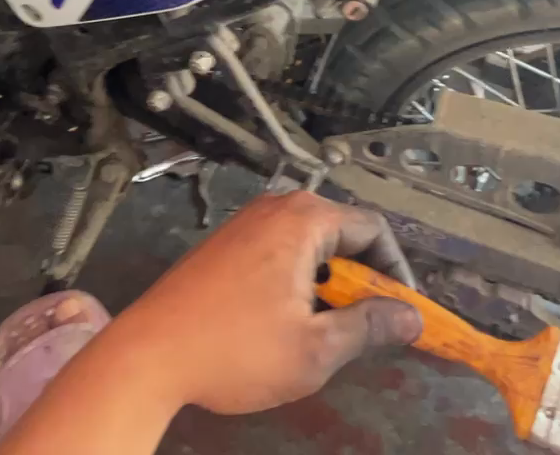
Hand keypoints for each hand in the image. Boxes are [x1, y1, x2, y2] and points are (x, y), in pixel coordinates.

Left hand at [113, 190, 424, 413]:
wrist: (149, 353)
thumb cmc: (234, 349)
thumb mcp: (314, 348)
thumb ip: (368, 326)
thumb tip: (410, 317)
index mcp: (305, 219)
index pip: (373, 229)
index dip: (396, 270)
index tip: (402, 309)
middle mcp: (279, 206)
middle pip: (342, 231)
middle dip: (361, 276)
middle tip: (365, 321)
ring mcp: (249, 220)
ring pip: (312, 241)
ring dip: (330, 278)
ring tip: (324, 324)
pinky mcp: (229, 239)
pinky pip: (282, 246)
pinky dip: (299, 275)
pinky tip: (285, 316)